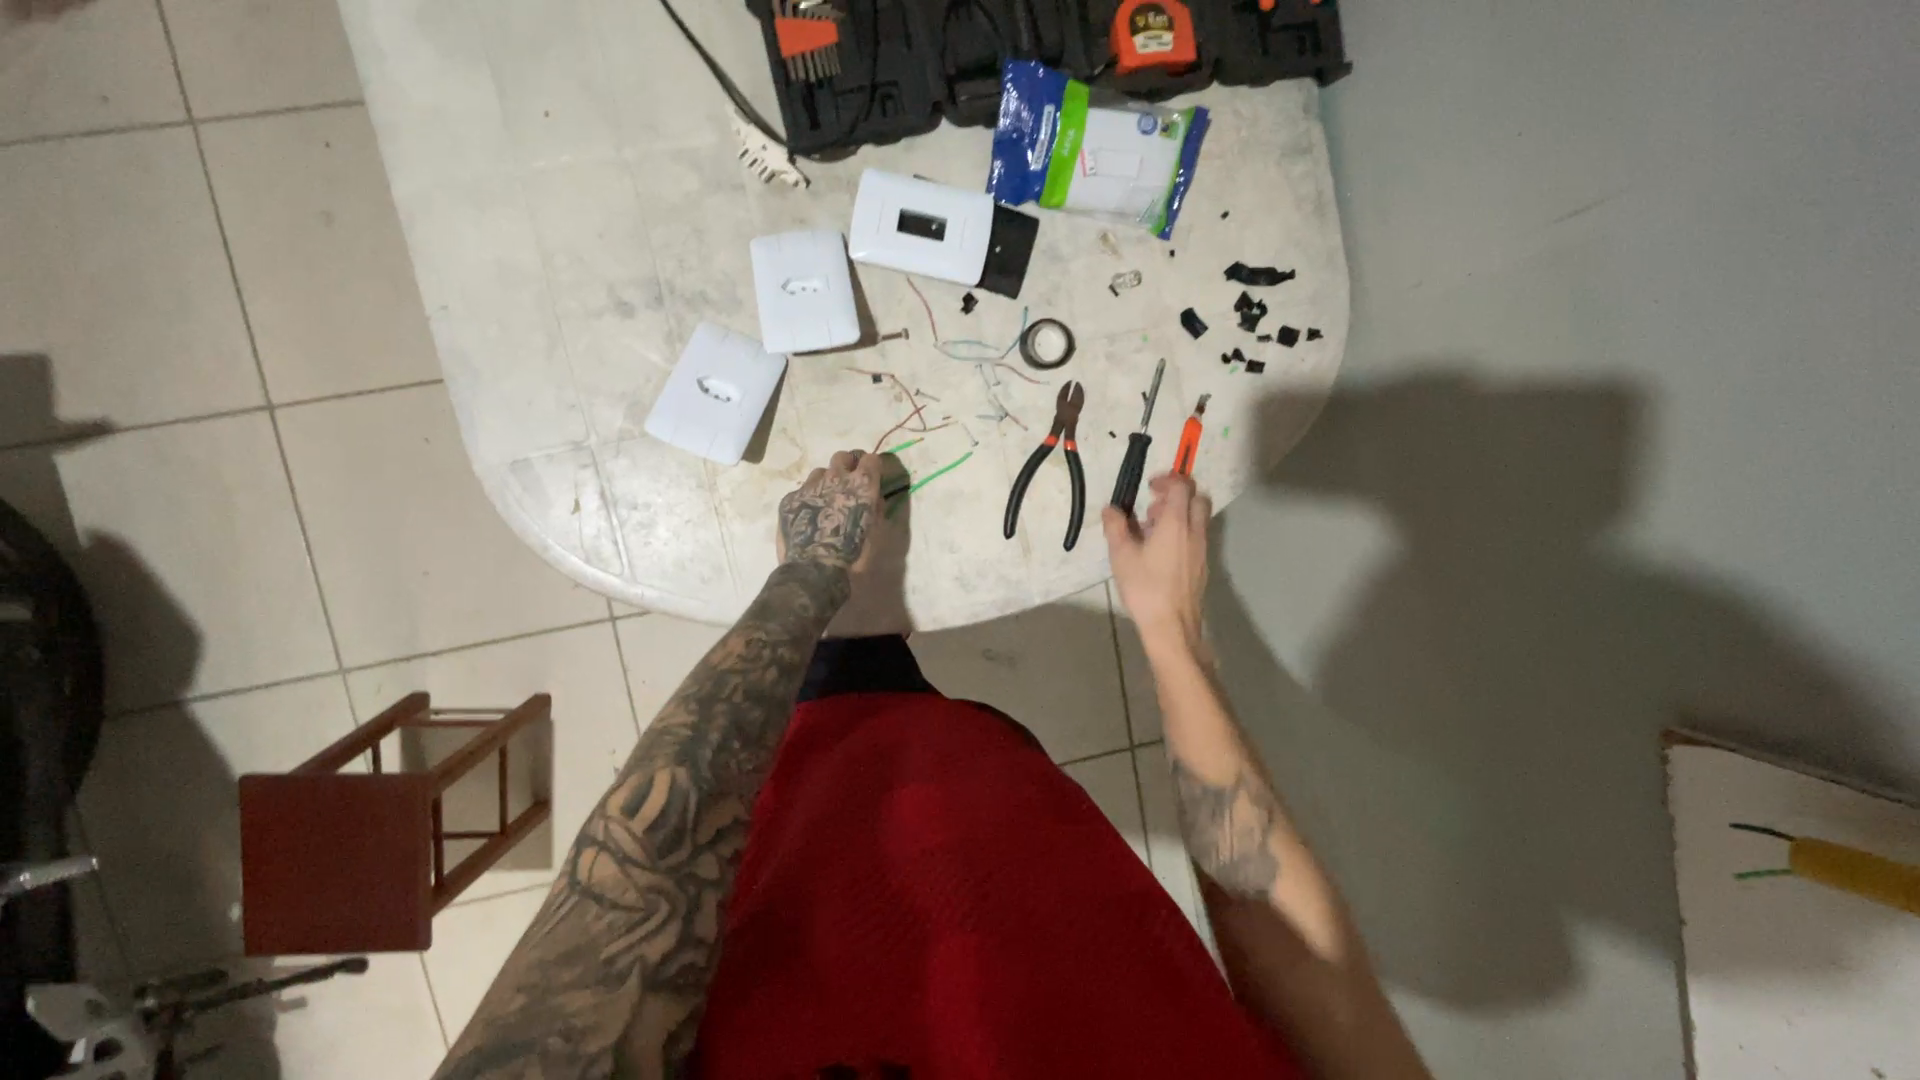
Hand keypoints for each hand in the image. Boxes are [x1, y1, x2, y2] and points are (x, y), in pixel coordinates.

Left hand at [777, 450, 882, 570]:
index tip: (872, 476)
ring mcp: (809, 486)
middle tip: (848, 484)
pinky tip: (808, 518)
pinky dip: (808, 499)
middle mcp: (836, 478)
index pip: (871, 459)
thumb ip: (876, 509)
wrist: (813, 571)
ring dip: (826, 482)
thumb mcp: (876, 535)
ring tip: (826, 502)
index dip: (872, 467)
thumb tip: (874, 497)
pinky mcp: (790, 498)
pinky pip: (802, 491)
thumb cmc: (853, 556)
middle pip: (842, 457)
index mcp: (862, 485)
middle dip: (848, 466)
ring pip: (820, 472)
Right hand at [1102, 472, 1210, 649]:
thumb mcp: (1121, 555)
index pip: (1181, 487)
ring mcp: (1202, 549)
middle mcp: (1194, 531)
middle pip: (1197, 498)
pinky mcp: (1202, 565)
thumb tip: (1111, 509)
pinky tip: (1161, 552)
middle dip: (1177, 494)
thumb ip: (1116, 527)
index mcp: (1176, 523)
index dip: (1167, 480)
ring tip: (1152, 530)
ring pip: (1198, 518)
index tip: (1149, 487)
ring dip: (1179, 514)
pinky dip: (1182, 532)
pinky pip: (1196, 536)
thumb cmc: (1144, 587)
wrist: (1172, 624)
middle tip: (1154, 506)